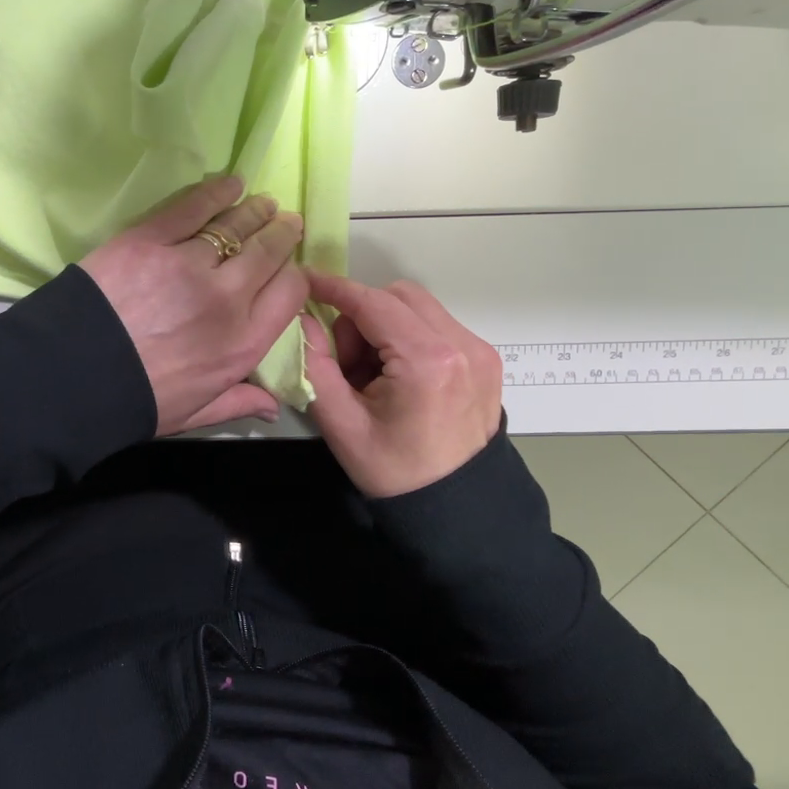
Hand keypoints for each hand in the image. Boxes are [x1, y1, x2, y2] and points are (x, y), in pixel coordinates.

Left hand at [78, 177, 306, 435]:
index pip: (290, 293)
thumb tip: (273, 406)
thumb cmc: (135, 402)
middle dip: (280, 233)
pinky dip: (214, 192)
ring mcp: (188, 264)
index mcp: (242, 344)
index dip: (293, 274)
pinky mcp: (150, 240)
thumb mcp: (193, 413)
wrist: (71, 378)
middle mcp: (227, 299)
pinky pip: (191, 208)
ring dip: (253, 211)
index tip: (287, 266)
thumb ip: (236, 402)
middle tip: (283, 221)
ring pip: (234, 225)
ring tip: (260, 203)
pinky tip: (228, 184)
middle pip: (268, 252)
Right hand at [301, 272, 502, 497]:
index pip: (374, 303)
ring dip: (386, 326)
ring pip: (420, 308)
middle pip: (399, 296)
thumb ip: (315, 365)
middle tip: (344, 359)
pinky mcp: (486, 361)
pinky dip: (409, 338)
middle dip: (363, 315)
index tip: (306, 281)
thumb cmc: (392, 469)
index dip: (336, 289)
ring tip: (371, 373)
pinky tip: (397, 377)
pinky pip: (438, 328)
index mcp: (426, 361)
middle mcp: (461, 346)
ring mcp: (480, 352)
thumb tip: (302, 321)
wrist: (453, 507)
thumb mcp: (339, 422)